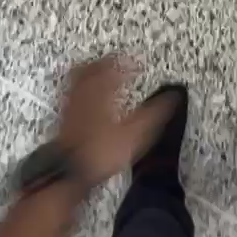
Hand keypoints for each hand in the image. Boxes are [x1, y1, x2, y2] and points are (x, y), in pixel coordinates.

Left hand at [55, 57, 175, 186]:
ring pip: (78, 79)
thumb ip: (154, 114)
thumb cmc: (100, 151)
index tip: (136, 65)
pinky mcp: (64, 120)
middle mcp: (84, 94)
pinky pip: (72, 96)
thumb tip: (172, 97)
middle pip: (91, 68)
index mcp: (101, 91)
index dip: (126, 63)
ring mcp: (71, 107)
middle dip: (104, 63)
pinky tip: (85, 100)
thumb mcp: (134, 134)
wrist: (68, 174)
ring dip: (90, 73)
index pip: (113, 67)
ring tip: (98, 73)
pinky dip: (80, 91)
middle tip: (115, 61)